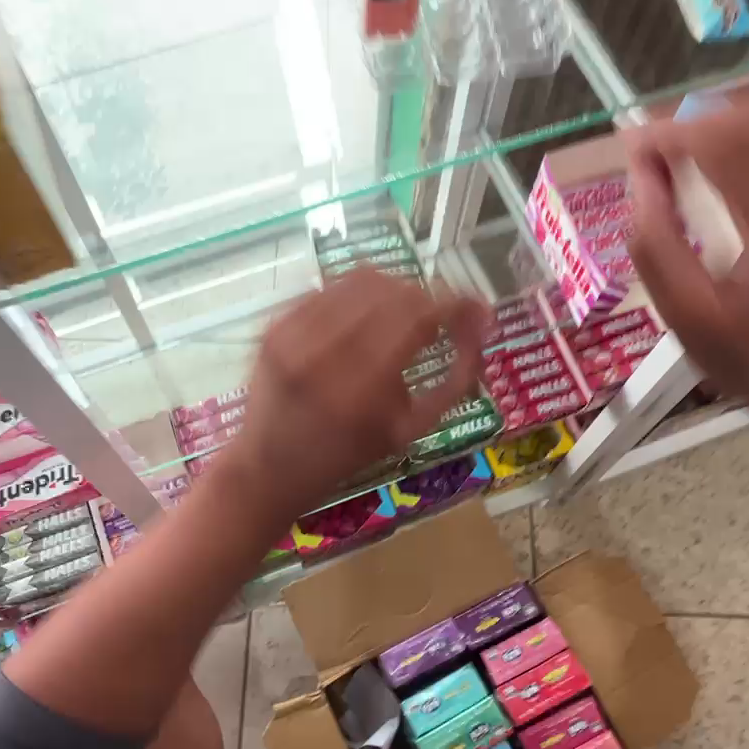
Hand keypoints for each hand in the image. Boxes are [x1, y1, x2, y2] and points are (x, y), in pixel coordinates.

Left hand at [215, 269, 488, 521]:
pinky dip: (357, 295)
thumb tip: (481, 328)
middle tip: (440, 318)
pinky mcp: (274, 325)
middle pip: (396, 291)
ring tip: (404, 314)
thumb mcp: (409, 432)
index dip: (457, 304)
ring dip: (395, 290)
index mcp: (363, 386)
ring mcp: (293, 333)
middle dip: (429, 298)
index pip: (422, 314)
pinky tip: (363, 317)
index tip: (476, 311)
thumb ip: (455, 381)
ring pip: (362, 279)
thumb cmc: (345, 456)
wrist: (268, 469)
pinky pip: (329, 288)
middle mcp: (324, 351)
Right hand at [623, 87, 748, 475]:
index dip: (672, 132)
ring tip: (691, 142)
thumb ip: (654, 244)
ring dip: (734, 115)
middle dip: (697, 118)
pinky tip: (741, 151)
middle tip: (656, 143)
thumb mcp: (685, 320)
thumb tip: (641, 177)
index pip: (726, 143)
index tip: (633, 142)